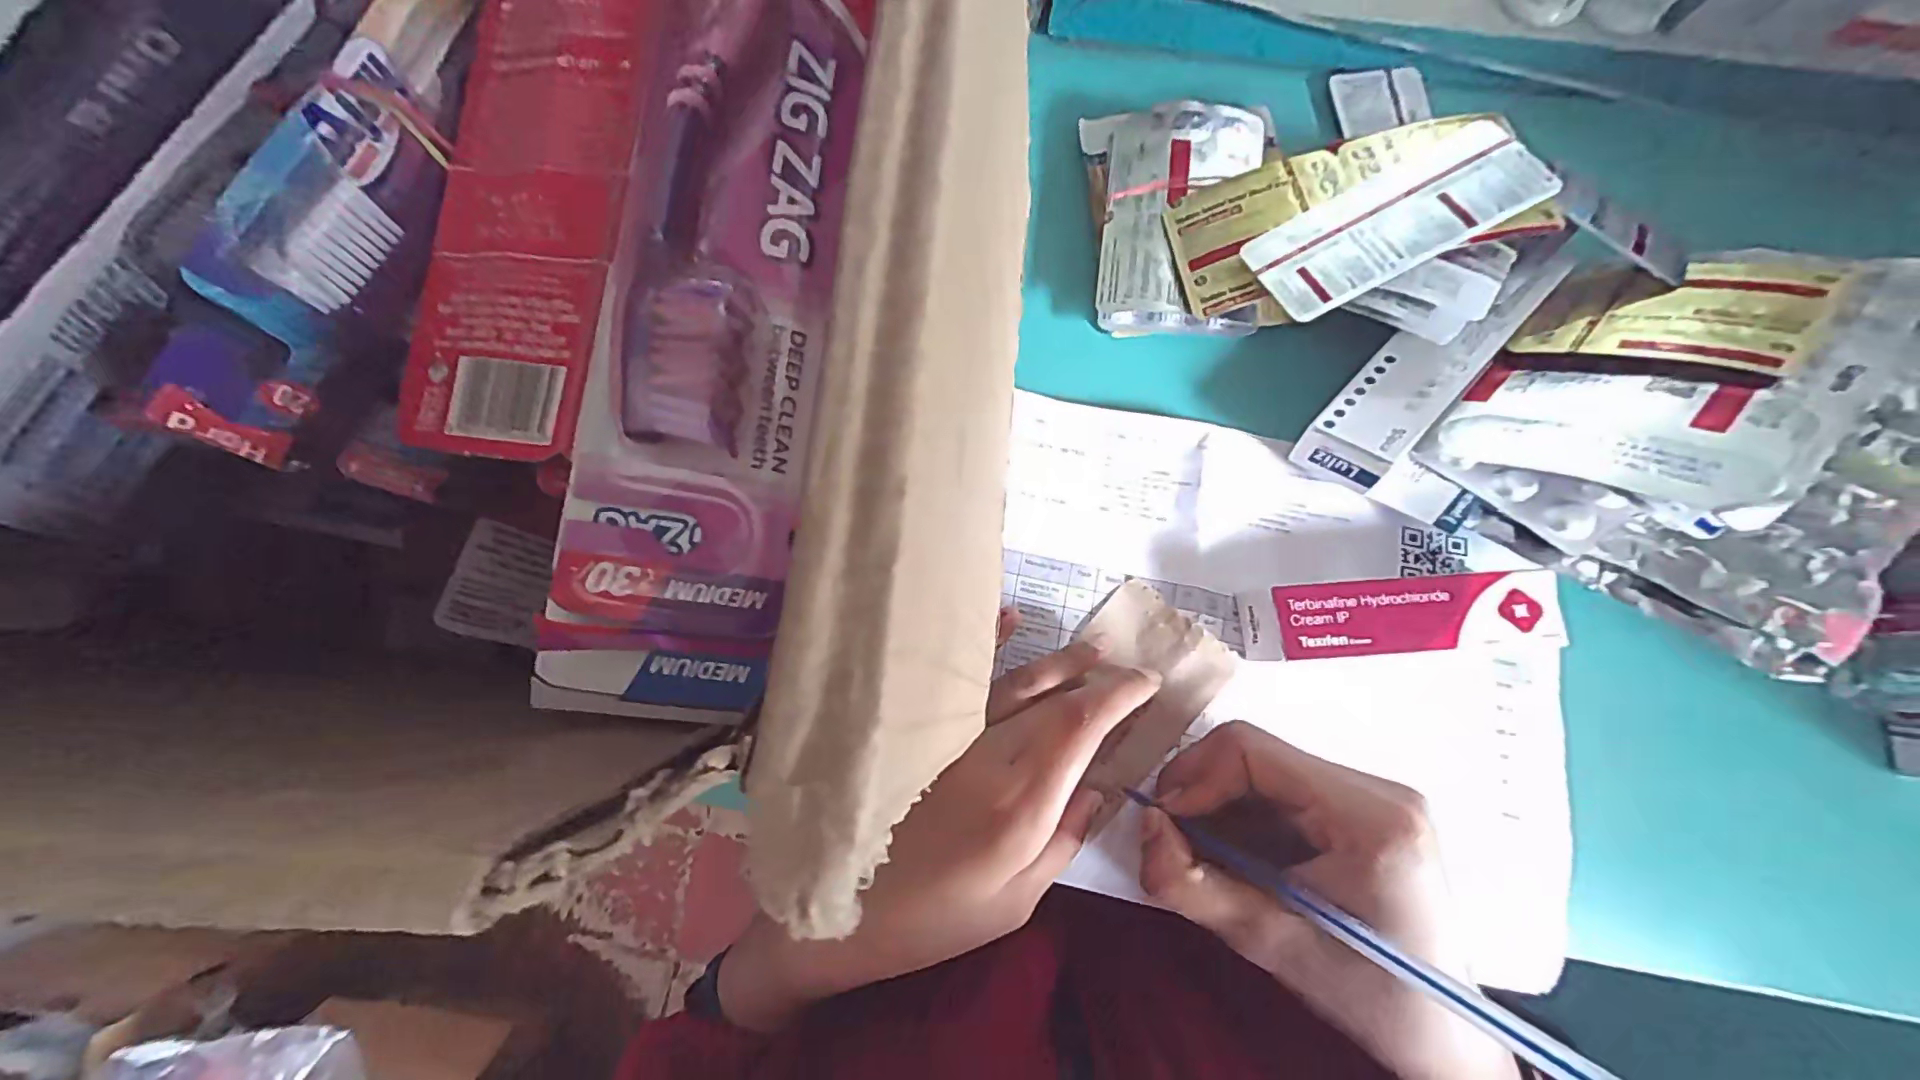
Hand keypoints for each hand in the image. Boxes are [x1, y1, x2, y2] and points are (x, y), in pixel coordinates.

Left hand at [718, 636, 1160, 1031]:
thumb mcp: (1014, 902)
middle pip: (1053, 703)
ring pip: (1015, 683)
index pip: (1078, 729)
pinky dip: (989, 643)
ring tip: (1092, 651)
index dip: (1117, 699)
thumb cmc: (933, 918)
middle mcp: (987, 756)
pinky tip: (1010, 617)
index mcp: (1017, 804)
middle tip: (1129, 672)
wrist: (838, 904)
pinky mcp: (922, 728)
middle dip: (1098, 682)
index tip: (1146, 685)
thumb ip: (1061, 841)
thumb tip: (1097, 788)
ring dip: (1059, 664)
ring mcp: (951, 736)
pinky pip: (964, 677)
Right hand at [1139, 721, 1518, 1079]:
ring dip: (1218, 804)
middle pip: (1254, 754)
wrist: (1441, 1038)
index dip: (1194, 775)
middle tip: (1174, 838)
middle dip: (1201, 791)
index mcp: (1371, 815)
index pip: (1251, 749)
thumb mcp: (1268, 942)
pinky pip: (1278, 788)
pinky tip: (1238, 855)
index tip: (1165, 819)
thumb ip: (1191, 883)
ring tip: (1206, 854)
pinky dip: (1241, 814)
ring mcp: (1373, 796)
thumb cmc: (1369, 998)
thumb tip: (1146, 823)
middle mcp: (1378, 789)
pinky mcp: (1362, 809)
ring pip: (1260, 768)